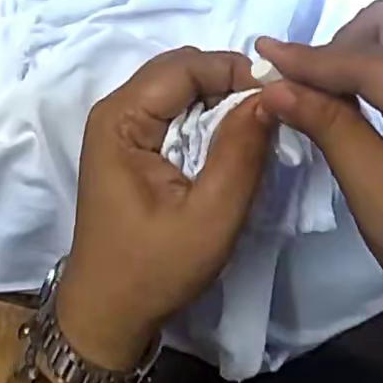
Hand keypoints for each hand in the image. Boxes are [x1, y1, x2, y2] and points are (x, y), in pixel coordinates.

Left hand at [58, 48, 273, 370]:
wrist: (107, 316)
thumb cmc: (153, 270)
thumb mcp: (210, 218)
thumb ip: (240, 152)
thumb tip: (270, 95)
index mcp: (121, 119)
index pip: (186, 66)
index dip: (233, 71)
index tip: (274, 95)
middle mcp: (116, 108)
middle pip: (182, 66)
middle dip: (228, 78)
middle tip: (267, 107)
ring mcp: (121, 121)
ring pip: (181, 80)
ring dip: (220, 91)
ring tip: (253, 119)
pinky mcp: (132, 136)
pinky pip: (176, 101)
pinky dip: (207, 107)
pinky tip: (228, 133)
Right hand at [259, 3, 382, 382]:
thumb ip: (334, 134)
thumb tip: (278, 86)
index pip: (382, 63)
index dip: (318, 57)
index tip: (264, 53)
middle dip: (342, 48)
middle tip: (304, 89)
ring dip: (360, 55)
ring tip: (326, 96)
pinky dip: (381, 70)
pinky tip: (362, 102)